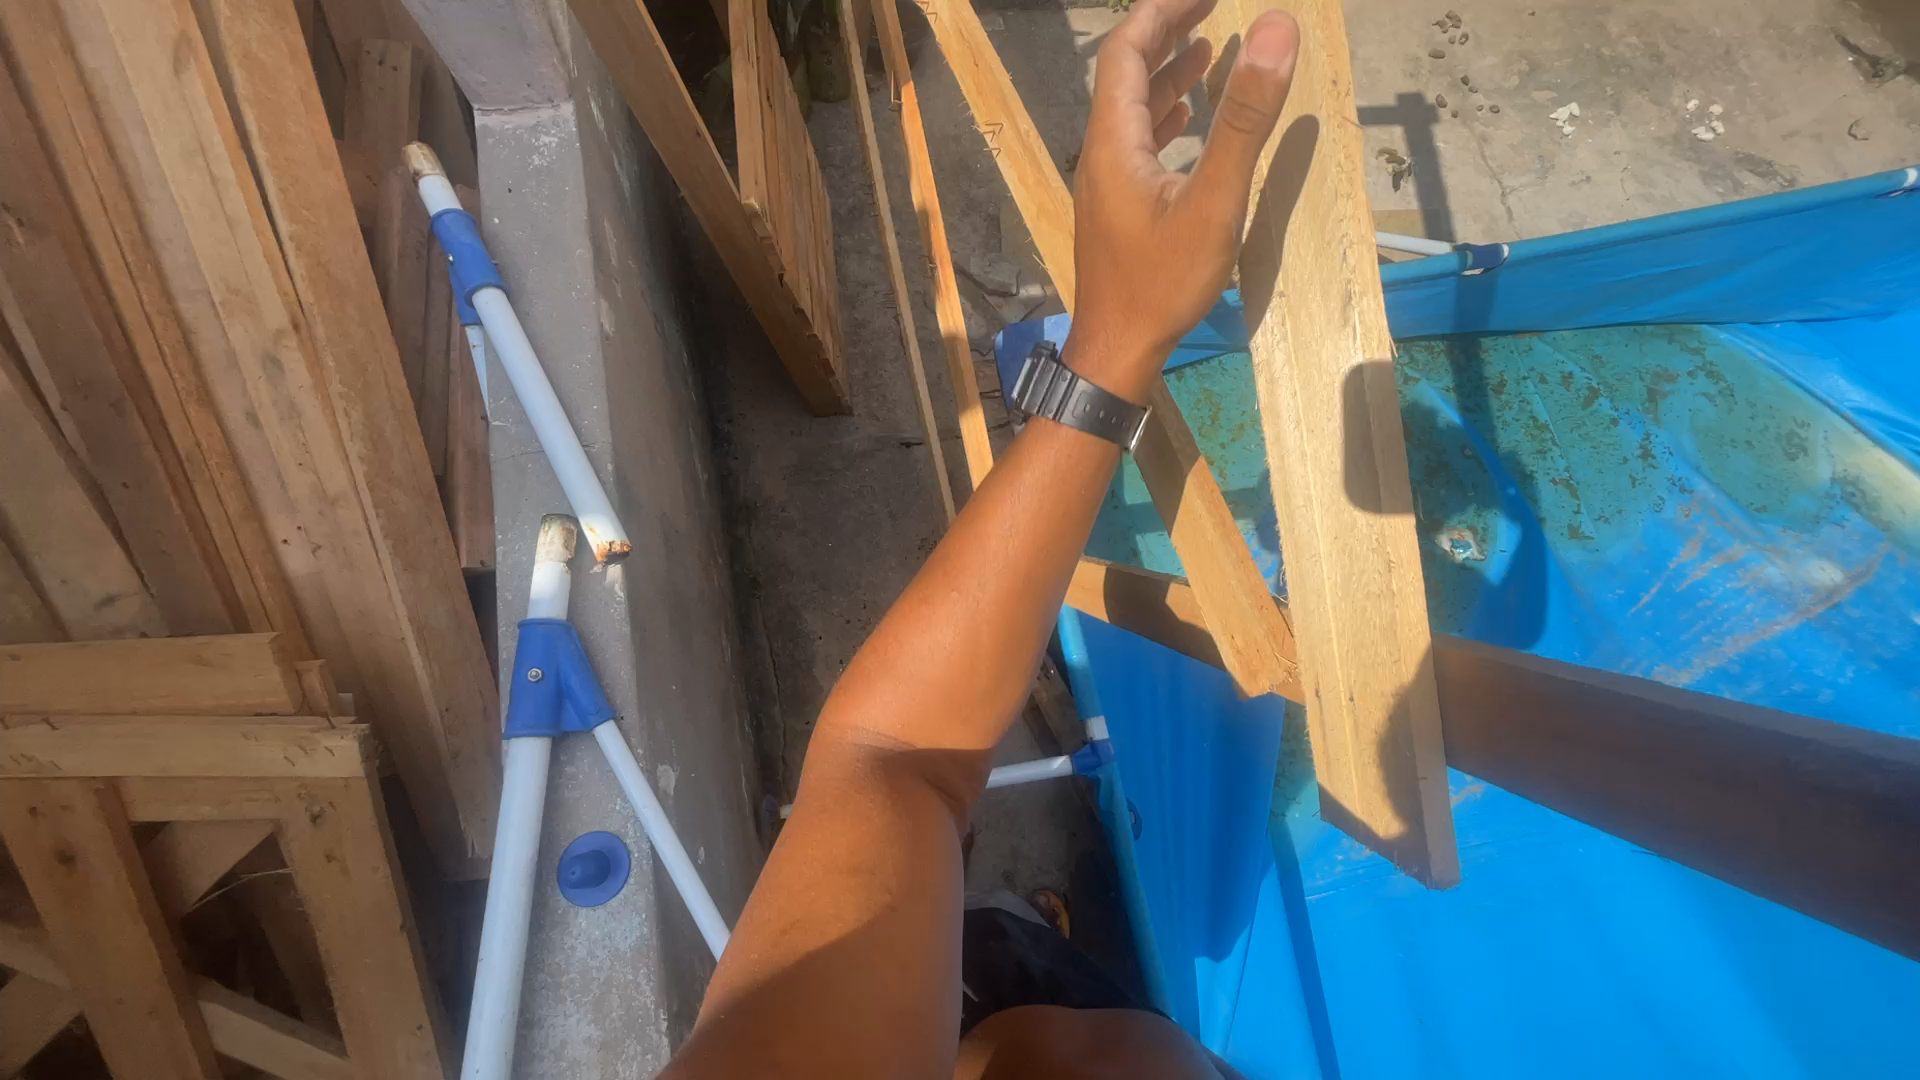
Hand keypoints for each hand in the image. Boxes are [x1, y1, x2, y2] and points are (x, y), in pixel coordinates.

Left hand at [1067, 0, 1298, 401]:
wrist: (1117, 350)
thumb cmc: (1161, 283)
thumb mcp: (1212, 203)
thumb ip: (1242, 121)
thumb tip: (1275, 28)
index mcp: (1114, 143)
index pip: (1124, 53)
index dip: (1161, 12)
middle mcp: (1100, 157)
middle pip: (1124, 78)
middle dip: (1165, 36)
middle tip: (1210, 8)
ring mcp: (1104, 188)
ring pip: (1130, 115)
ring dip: (1166, 80)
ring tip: (1208, 53)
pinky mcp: (1114, 213)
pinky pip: (1135, 148)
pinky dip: (1163, 122)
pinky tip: (1187, 124)